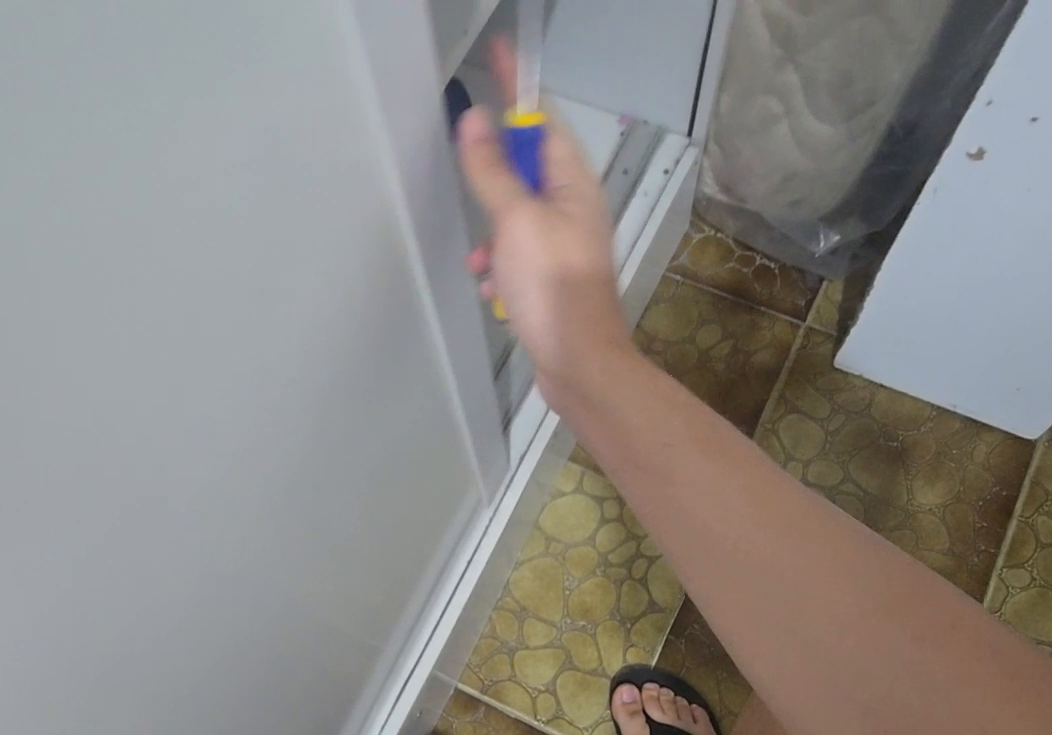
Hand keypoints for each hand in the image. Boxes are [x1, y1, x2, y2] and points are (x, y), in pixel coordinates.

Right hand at [457, 41, 630, 401]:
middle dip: (494, 180)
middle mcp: (574, 210)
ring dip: (491, 236)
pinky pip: (516, 258)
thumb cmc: (553, 289)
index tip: (497, 55)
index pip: (542, 121)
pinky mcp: (550, 282)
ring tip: (484, 260)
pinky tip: (492, 288)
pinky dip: (499, 268)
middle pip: (526, 171)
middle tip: (473, 183)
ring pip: (514, 220)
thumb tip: (477, 121)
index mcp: (575, 185)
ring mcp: (563, 248)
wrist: (578, 363)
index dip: (517, 89)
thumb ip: (495, 171)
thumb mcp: (518, 222)